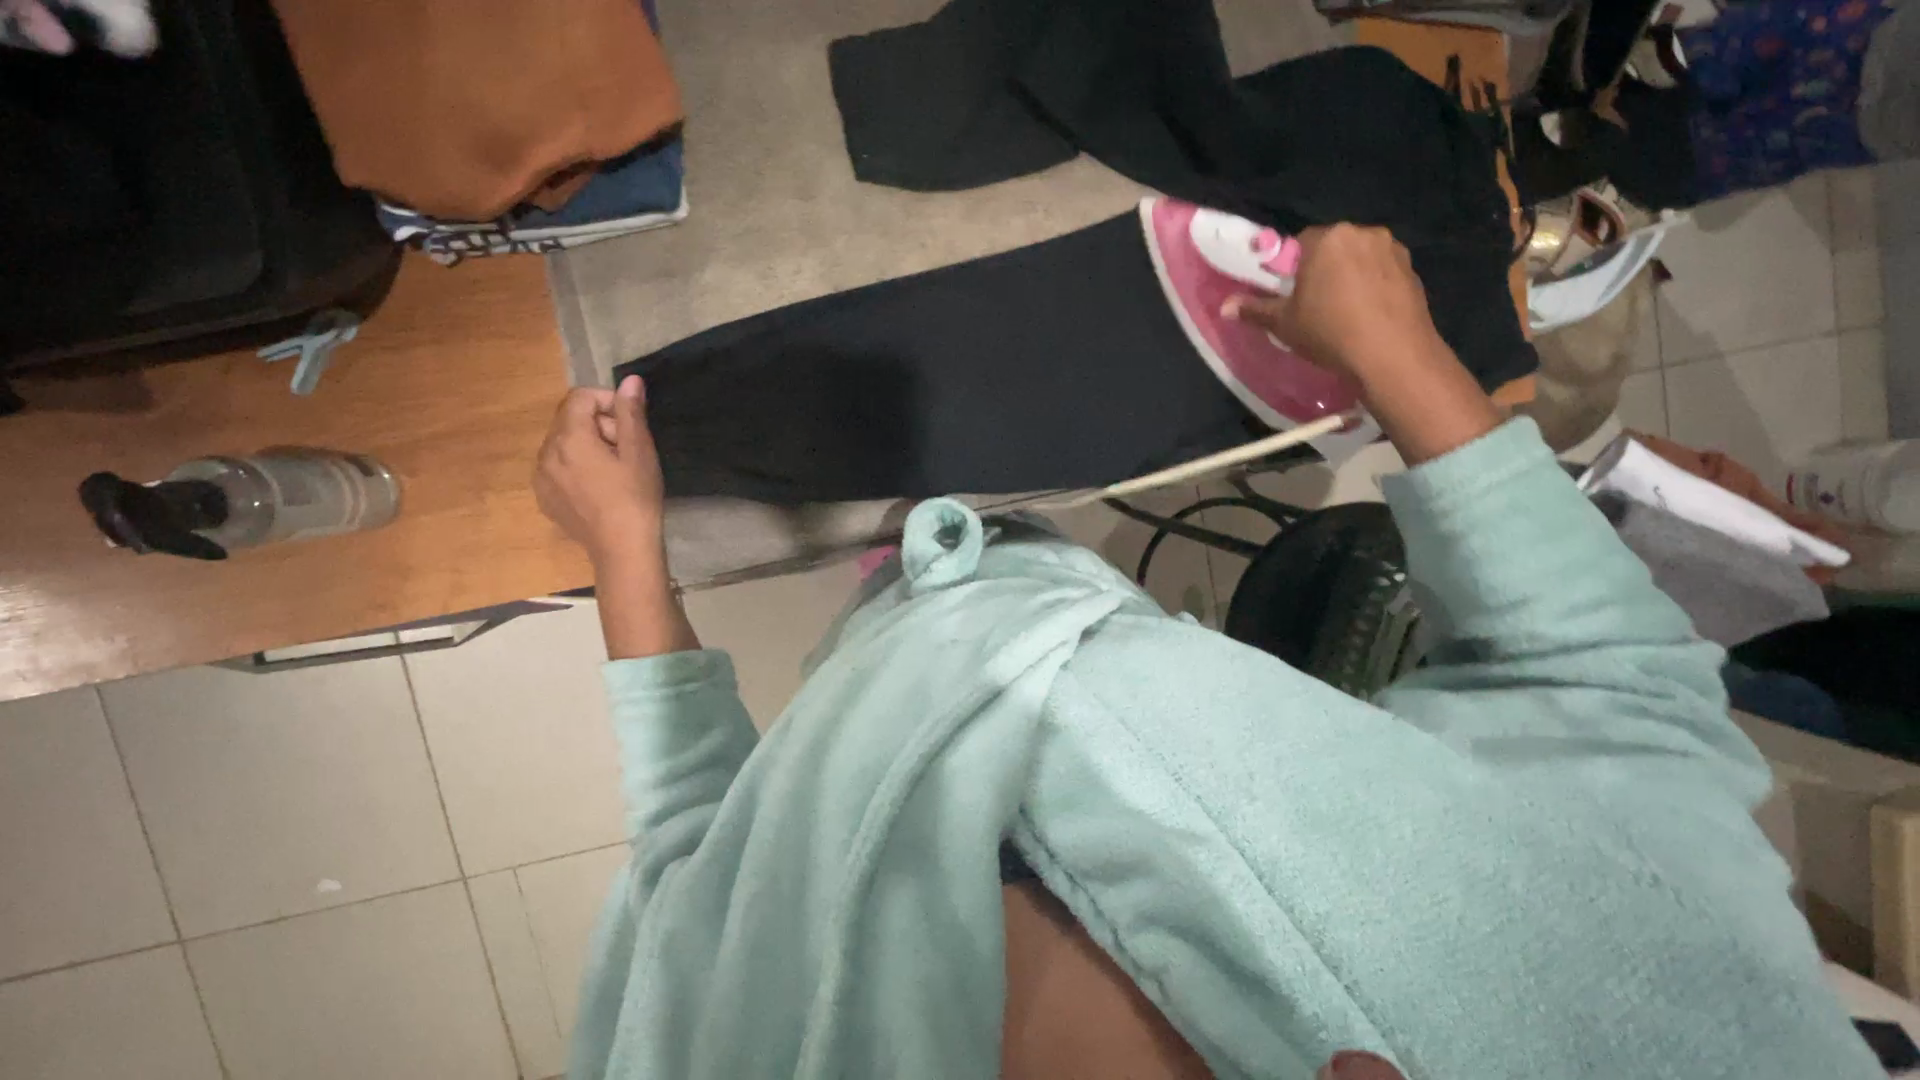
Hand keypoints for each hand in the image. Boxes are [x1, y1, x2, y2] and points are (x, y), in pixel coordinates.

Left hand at [534, 375, 665, 565]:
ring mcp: (541, 478)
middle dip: (598, 425)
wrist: (622, 549)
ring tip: (613, 470)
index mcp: (569, 437)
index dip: (608, 401)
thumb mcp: (640, 451)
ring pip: (562, 445)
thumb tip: (630, 380)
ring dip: (586, 446)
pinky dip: (575, 467)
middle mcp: (546, 453)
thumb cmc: (636, 497)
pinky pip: (556, 468)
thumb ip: (631, 412)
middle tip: (627, 449)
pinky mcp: (544, 498)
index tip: (631, 423)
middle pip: (569, 420)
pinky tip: (598, 488)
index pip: (580, 398)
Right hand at [1222, 223, 1500, 464]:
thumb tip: (1224, 307)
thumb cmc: (1330, 332)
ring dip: (1349, 276)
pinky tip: (1367, 316)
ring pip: (1359, 259)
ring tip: (1344, 312)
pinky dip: (1373, 287)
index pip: (1300, 242)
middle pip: (1332, 247)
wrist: (1392, 355)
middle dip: (1322, 269)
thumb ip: (1255, 310)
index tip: (1291, 293)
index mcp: (1327, 239)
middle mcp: (1362, 233)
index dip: (1292, 268)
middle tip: (1314, 304)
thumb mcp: (1284, 324)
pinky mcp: (1412, 270)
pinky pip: (1381, 273)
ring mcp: (1392, 250)